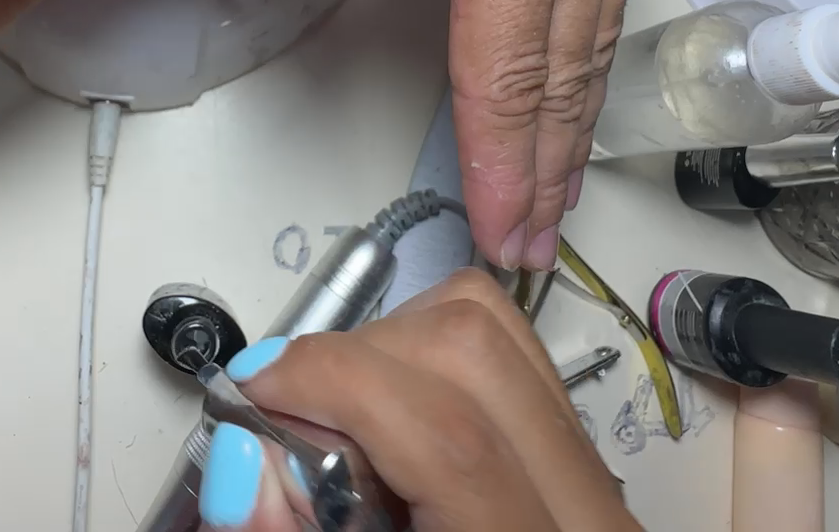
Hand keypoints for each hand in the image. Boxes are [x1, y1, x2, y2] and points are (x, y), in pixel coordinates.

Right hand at [195, 269, 638, 531]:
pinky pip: (505, 341)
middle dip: (356, 358)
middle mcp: (590, 515)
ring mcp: (594, 472)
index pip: (451, 436)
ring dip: (390, 340)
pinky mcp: (577, 447)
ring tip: (341, 403)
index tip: (255, 387)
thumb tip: (245, 447)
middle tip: (290, 406)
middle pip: (472, 352)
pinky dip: (428, 339)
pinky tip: (392, 397)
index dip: (336, 385)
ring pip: (492, 326)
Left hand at [279, 0, 725, 267]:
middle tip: (533, 241)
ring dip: (572, 123)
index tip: (500, 230)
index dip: (497, 149)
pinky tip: (578, 71)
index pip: (501, 51)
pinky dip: (588, 54)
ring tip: (558, 188)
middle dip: (543, 164)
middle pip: (558, 66)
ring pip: (589, 35)